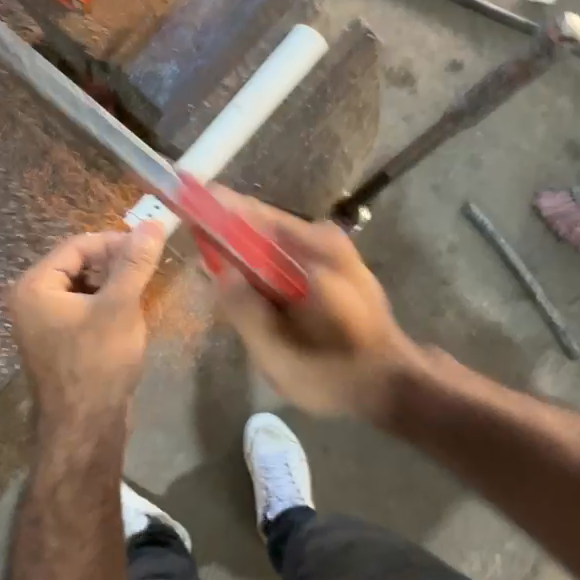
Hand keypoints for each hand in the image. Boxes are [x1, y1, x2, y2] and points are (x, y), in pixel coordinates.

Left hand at [9, 223, 165, 438]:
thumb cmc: (98, 362)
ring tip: (145, 289)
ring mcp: (44, 325)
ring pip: (84, 289)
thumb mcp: (119, 306)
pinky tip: (132, 314)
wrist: (86, 428)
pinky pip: (84, 311)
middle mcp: (31, 302)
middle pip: (78, 265)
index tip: (151, 245)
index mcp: (34, 286)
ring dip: (114, 285)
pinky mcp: (60, 344)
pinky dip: (107, 307)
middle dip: (115, 264)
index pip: (77, 245)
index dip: (115, 241)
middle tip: (151, 267)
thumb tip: (153, 223)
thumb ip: (134, 262)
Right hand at [205, 187, 420, 417]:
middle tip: (192, 231)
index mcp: (314, 256)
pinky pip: (289, 250)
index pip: (254, 217)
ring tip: (211, 250)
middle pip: (263, 222)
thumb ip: (246, 312)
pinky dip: (264, 257)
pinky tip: (247, 274)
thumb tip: (218, 271)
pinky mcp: (337, 262)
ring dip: (245, 244)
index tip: (185, 197)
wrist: (394, 383)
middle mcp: (325, 240)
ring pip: (275, 236)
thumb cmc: (337, 375)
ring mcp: (335, 248)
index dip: (217, 208)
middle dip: (227, 226)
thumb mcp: (281, 357)